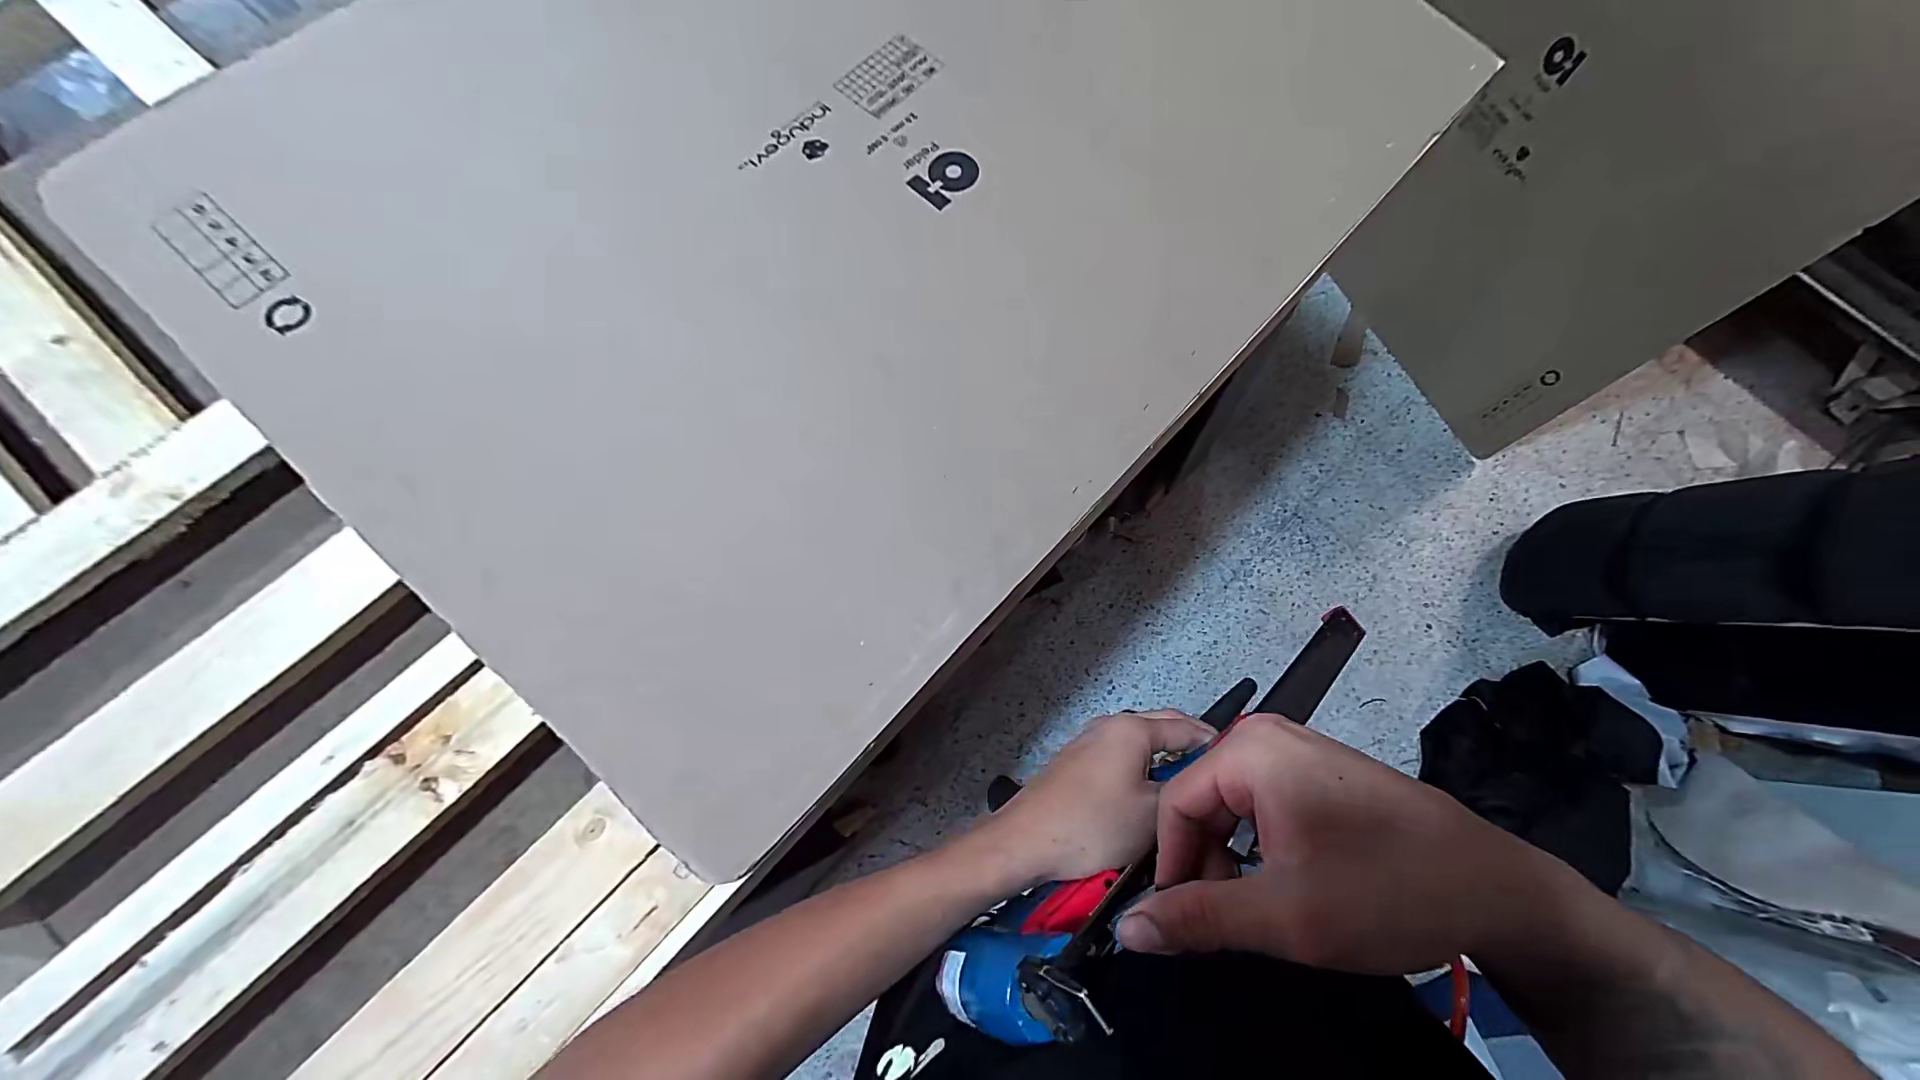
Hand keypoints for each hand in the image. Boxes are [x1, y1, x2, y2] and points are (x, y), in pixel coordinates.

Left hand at [964, 711, 1213, 889]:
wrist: (1025, 841)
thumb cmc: (1090, 826)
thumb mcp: (1153, 814)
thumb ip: (1184, 793)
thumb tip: (1200, 785)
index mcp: (1131, 729)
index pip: (1187, 727)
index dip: (1217, 744)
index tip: (1238, 766)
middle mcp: (1109, 725)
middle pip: (1163, 729)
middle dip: (1191, 749)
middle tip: (1216, 780)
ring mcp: (1089, 742)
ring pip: (1141, 746)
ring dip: (1165, 761)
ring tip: (1187, 793)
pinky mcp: (1077, 763)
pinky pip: (1122, 759)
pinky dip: (1141, 771)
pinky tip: (1149, 798)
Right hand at [1114, 714, 1585, 974]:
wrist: (1502, 892)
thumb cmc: (1386, 891)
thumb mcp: (1285, 915)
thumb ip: (1198, 918)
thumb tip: (1127, 930)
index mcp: (1248, 750)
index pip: (1173, 803)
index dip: (1170, 865)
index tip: (1181, 919)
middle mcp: (1265, 736)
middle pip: (1201, 801)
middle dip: (1204, 862)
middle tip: (1227, 918)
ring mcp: (1296, 749)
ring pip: (1231, 804)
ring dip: (1232, 857)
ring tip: (1259, 905)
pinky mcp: (1318, 769)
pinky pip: (1262, 800)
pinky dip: (1259, 843)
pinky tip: (1285, 879)